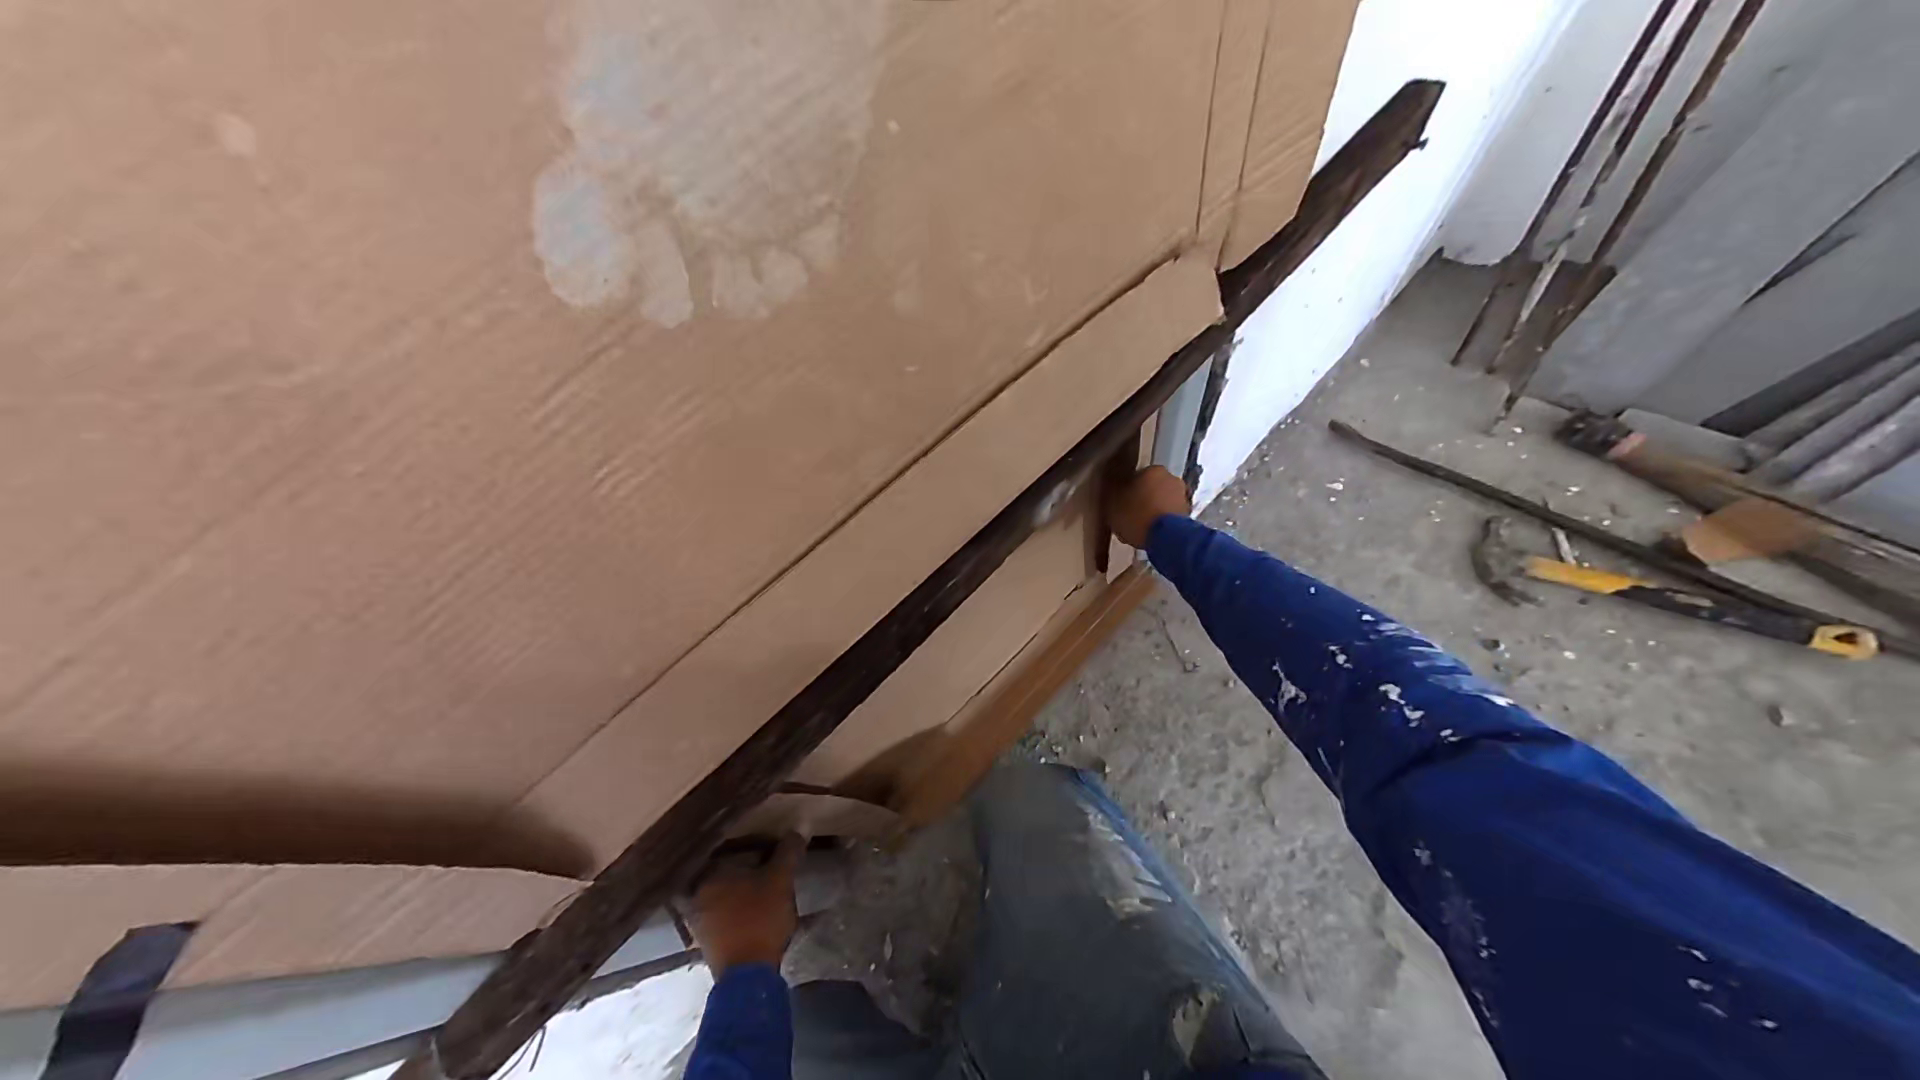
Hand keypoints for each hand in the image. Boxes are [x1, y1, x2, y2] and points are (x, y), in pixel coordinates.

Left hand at [688, 834, 803, 975]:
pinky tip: (763, 915)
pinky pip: (729, 916)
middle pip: (734, 874)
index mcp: (712, 875)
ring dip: (750, 893)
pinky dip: (744, 912)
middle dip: (755, 871)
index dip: (763, 847)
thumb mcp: (781, 880)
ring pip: (731, 896)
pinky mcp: (709, 942)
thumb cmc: (761, 919)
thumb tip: (798, 829)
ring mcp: (701, 921)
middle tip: (778, 872)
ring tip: (774, 894)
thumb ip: (788, 852)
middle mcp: (699, 895)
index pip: (739, 850)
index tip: (780, 852)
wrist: (747, 978)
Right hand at [1106, 465, 1191, 548]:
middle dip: (1143, 499)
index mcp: (1152, 469)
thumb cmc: (1136, 516)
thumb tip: (1114, 489)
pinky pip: (1170, 515)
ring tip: (1141, 527)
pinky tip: (1152, 533)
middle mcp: (1171, 478)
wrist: (1167, 538)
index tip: (1120, 503)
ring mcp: (1183, 496)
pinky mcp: (1189, 515)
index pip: (1135, 476)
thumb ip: (1113, 493)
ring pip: (1162, 501)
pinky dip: (1163, 522)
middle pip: (1152, 488)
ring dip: (1154, 510)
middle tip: (1130, 514)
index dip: (1126, 490)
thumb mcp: (1112, 503)